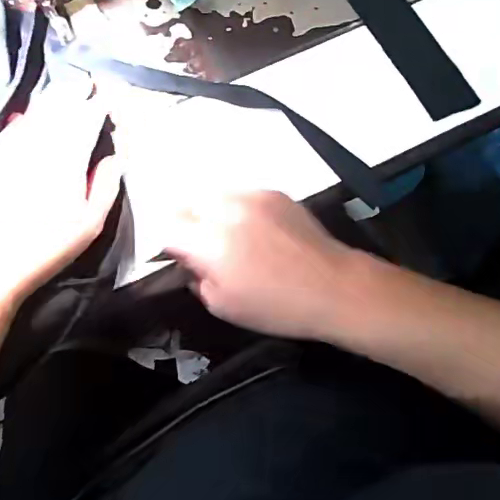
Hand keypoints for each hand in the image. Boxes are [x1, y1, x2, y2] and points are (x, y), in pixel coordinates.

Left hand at [0, 84, 122, 315]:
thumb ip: (106, 184)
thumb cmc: (46, 246)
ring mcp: (13, 146)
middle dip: (76, 92)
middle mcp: (41, 141)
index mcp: (69, 153)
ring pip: (36, 112)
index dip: (101, 103)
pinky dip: (26, 116)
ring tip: (65, 92)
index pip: (88, 115)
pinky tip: (28, 115)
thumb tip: (113, 157)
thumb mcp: (90, 222)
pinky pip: (12, 127)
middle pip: (60, 105)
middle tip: (88, 84)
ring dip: (53, 99)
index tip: (110, 98)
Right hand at [161, 191, 358, 340]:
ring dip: (213, 214)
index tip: (179, 256)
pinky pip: (243, 195)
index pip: (166, 227)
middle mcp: (227, 210)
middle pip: (188, 204)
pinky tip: (256, 231)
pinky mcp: (274, 193)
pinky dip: (240, 210)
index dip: (168, 242)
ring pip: (215, 195)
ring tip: (231, 238)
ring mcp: (253, 197)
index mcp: (209, 242)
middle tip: (203, 248)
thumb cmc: (277, 306)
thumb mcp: (223, 305)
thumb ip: (196, 277)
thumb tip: (189, 261)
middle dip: (188, 224)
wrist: (333, 286)